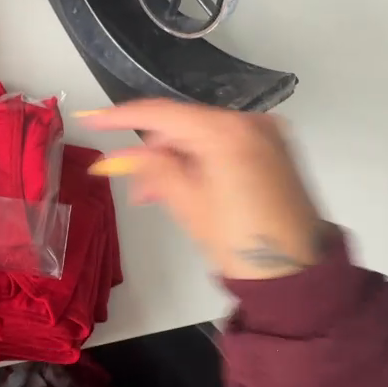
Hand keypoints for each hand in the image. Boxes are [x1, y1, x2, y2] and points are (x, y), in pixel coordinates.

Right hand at [81, 100, 324, 279]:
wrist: (294, 271)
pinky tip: (185, 188)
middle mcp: (251, 123)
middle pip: (183, 126)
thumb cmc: (241, 240)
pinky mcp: (274, 149)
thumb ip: (150, 168)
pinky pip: (223, 145)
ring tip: (156, 196)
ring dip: (174, 160)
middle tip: (134, 186)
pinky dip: (199, 161)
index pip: (162, 115)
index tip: (93, 119)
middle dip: (153, 152)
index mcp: (227, 132)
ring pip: (201, 136)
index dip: (121, 117)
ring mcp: (266, 134)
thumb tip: (117, 156)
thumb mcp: (186, 202)